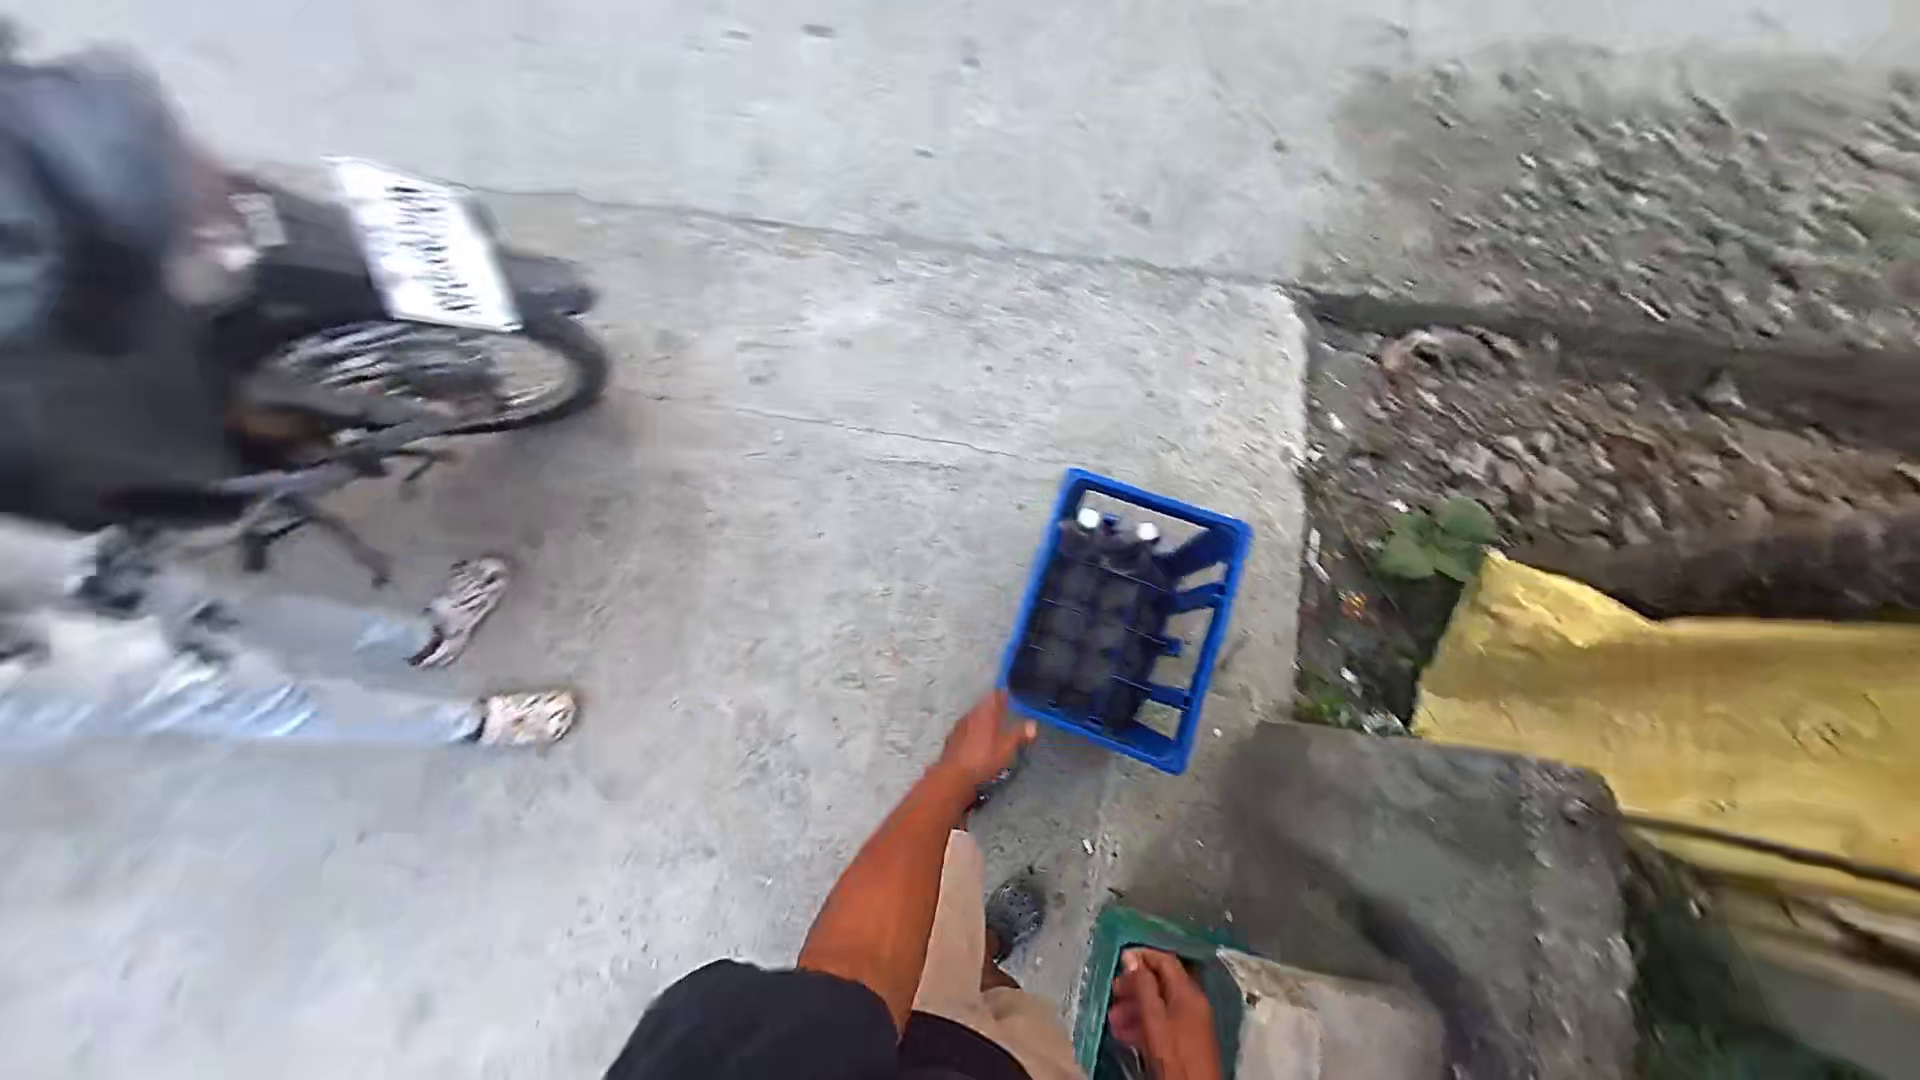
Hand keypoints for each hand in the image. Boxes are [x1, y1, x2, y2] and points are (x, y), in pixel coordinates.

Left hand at [935, 691, 1035, 788]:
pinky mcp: (952, 737)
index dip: (1003, 694)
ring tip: (992, 723)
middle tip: (1003, 709)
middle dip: (993, 706)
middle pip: (983, 705)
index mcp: (986, 713)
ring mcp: (960, 725)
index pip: (995, 696)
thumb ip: (1020, 734)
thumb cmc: (984, 759)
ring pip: (974, 715)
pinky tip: (977, 738)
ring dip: (982, 717)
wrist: (955, 775)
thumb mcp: (1007, 748)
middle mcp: (971, 715)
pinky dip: (973, 728)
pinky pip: (966, 727)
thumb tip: (1033, 724)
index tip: (1009, 694)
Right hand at [1108, 948, 1222, 1079]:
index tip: (1120, 960)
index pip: (1165, 960)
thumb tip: (1130, 957)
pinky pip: (1163, 1022)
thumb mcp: (1154, 1019)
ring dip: (1135, 1006)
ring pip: (1159, 1004)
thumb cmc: (1174, 1057)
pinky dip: (1144, 1023)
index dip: (1142, 955)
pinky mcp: (1187, 1042)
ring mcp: (1191, 1023)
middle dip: (1134, 985)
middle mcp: (1192, 1003)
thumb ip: (1142, 986)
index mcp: (1188, 993)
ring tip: (1114, 1019)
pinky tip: (1126, 1034)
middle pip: (1160, 982)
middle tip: (1113, 992)